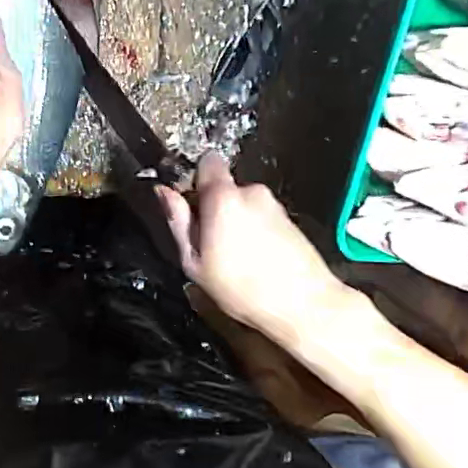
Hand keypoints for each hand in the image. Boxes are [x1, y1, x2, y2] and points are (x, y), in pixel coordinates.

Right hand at [155, 154, 349, 341]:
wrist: (304, 305)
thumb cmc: (244, 289)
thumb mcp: (195, 263)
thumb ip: (178, 222)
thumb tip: (164, 193)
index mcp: (223, 198)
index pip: (207, 162)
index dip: (195, 181)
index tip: (190, 206)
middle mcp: (251, 193)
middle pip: (223, 188)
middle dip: (213, 209)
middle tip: (208, 245)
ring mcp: (273, 205)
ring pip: (242, 205)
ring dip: (234, 224)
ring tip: (234, 259)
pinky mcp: (288, 219)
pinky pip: (260, 218)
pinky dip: (254, 233)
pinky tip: (254, 262)